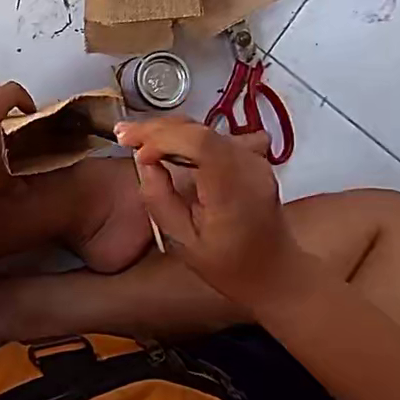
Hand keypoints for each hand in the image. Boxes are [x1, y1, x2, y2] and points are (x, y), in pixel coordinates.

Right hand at [115, 118, 317, 314]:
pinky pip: (212, 135)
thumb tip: (146, 163)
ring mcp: (254, 160)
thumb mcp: (183, 243)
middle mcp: (249, 168)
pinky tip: (164, 140)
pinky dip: (183, 134)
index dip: (163, 140)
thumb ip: (159, 200)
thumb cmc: (229, 266)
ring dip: (166, 129)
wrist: (276, 271)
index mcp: (233, 192)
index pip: (200, 144)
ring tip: (135, 136)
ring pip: (203, 128)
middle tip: (123, 136)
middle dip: (156, 130)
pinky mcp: (251, 157)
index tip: (139, 155)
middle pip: (198, 130)